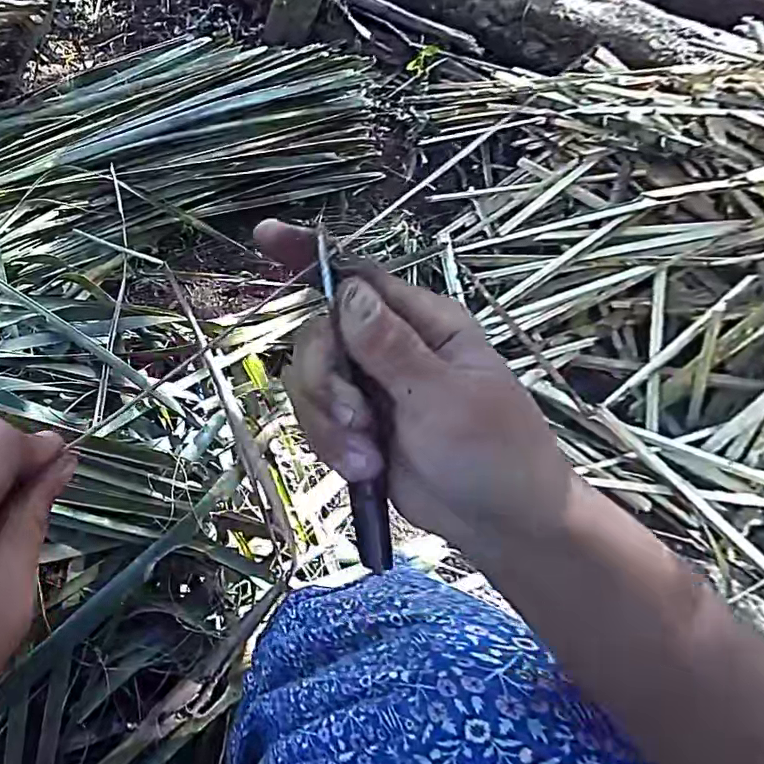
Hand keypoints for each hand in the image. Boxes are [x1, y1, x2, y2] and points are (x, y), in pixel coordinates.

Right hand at [255, 219, 579, 554]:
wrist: (499, 525)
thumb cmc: (497, 454)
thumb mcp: (446, 398)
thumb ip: (391, 346)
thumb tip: (347, 291)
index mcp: (421, 322)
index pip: (355, 276)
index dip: (308, 254)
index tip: (264, 237)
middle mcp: (385, 345)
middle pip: (317, 335)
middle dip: (325, 381)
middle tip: (356, 419)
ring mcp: (364, 385)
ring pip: (307, 380)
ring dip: (328, 423)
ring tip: (368, 458)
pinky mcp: (350, 422)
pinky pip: (311, 417)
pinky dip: (330, 445)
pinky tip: (364, 468)